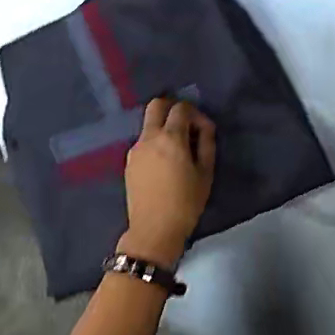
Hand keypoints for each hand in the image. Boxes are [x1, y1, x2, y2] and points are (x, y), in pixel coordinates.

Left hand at [121, 98, 216, 266]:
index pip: (181, 108)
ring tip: (177, 151)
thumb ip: (206, 143)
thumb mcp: (205, 173)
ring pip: (148, 124)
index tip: (203, 129)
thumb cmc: (185, 203)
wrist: (153, 230)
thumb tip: (204, 126)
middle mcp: (148, 137)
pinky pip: (143, 142)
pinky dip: (155, 143)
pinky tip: (163, 164)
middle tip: (186, 125)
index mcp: (170, 138)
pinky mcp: (128, 162)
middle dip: (172, 107)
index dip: (195, 113)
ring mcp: (135, 149)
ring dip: (163, 127)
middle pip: (156, 105)